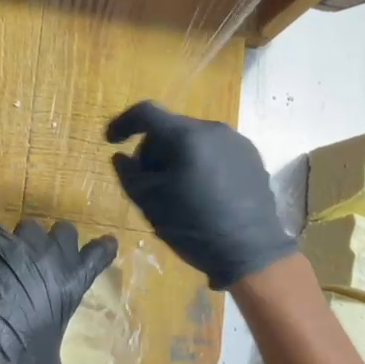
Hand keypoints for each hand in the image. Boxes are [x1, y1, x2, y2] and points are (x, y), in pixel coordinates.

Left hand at [0, 220, 115, 363]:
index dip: (104, 249)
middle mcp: (48, 258)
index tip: (106, 245)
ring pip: (30, 227)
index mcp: (70, 284)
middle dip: (60, 241)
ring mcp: (16, 247)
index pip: (99, 255)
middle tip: (51, 258)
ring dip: (27, 240)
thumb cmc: (12, 356)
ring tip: (17, 257)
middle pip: (65, 231)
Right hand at [107, 100, 294, 289]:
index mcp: (186, 136)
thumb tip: (121, 156)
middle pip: (171, 128)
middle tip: (147, 180)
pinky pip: (215, 151)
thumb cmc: (193, 227)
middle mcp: (213, 130)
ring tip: (176, 189)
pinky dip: (200, 164)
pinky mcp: (252, 157)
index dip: (123, 123)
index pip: (146, 112)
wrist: (249, 251)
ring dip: (177, 157)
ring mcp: (237, 141)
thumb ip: (129, 174)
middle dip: (153, 149)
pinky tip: (201, 193)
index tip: (112, 141)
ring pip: (194, 140)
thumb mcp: (150, 204)